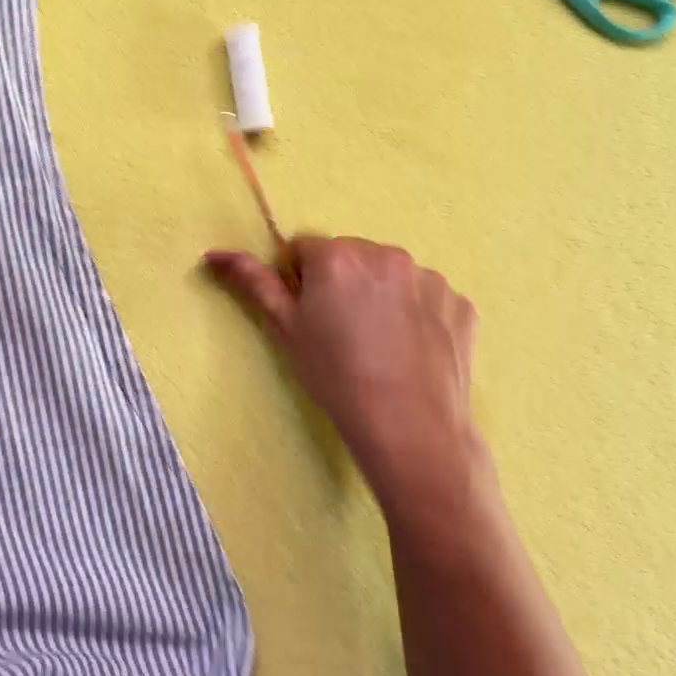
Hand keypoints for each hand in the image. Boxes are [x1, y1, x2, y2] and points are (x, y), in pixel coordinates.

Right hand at [206, 238, 484, 515]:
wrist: (411, 427)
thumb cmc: (335, 375)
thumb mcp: (284, 328)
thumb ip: (253, 281)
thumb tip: (214, 253)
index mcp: (337, 256)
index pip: (304, 249)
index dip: (300, 281)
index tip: (308, 316)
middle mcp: (386, 254)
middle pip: (350, 256)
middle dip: (341, 282)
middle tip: (340, 331)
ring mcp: (430, 278)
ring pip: (389, 276)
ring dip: (379, 295)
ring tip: (378, 343)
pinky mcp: (461, 304)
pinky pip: (427, 297)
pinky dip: (416, 314)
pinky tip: (409, 349)